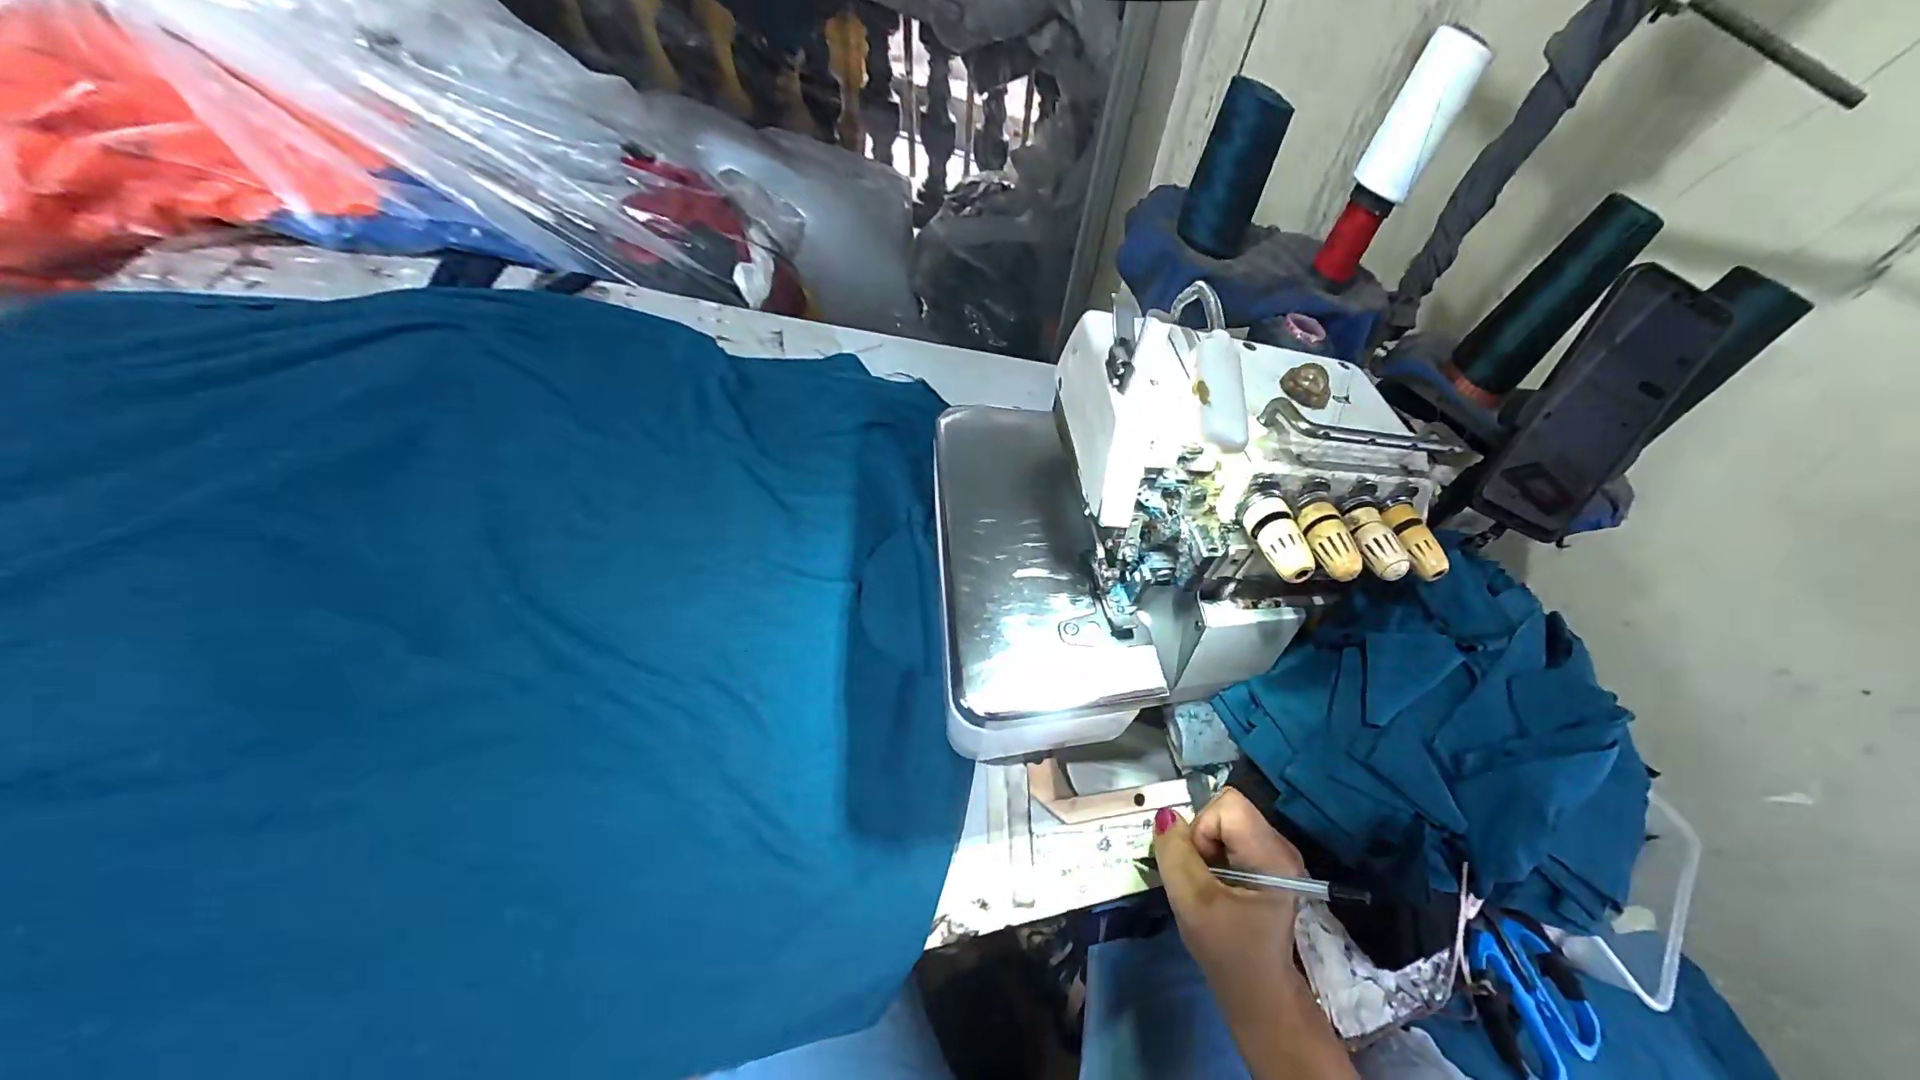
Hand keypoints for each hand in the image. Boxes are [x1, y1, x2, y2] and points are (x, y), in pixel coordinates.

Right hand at [1152, 788, 1307, 996]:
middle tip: (1202, 880)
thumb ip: (1175, 853)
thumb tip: (1166, 814)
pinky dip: (1213, 858)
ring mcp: (1276, 855)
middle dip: (1201, 839)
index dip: (1202, 828)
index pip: (1226, 805)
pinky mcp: (1267, 865)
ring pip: (1224, 824)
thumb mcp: (1193, 903)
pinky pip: (1229, 839)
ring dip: (1205, 850)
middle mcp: (1280, 846)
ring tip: (1208, 887)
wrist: (1257, 995)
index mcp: (1272, 854)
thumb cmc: (1228, 952)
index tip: (1200, 866)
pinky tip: (1216, 888)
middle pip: (1225, 812)